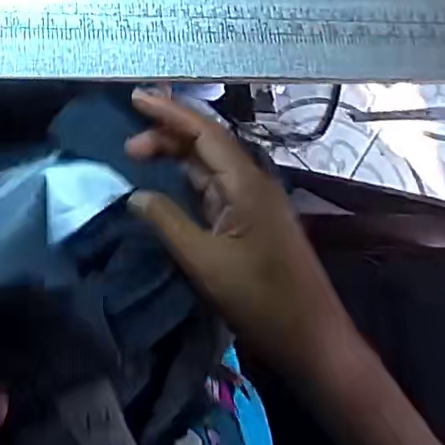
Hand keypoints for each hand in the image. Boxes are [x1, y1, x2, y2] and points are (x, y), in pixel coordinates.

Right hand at [123, 87, 351, 370]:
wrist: (316, 346)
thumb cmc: (262, 301)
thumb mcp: (204, 262)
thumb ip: (166, 221)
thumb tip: (135, 195)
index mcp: (246, 184)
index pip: (204, 132)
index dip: (169, 111)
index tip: (136, 97)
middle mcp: (252, 182)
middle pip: (205, 142)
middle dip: (166, 134)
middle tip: (128, 146)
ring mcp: (253, 200)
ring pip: (207, 162)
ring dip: (174, 154)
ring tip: (138, 156)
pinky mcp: (251, 218)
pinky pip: (213, 183)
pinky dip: (185, 175)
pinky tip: (165, 179)